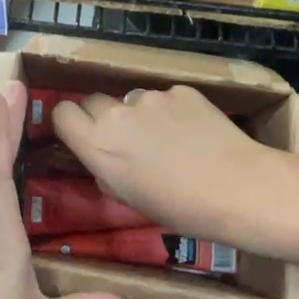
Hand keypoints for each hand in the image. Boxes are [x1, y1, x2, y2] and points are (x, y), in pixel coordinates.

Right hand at [51, 85, 271, 240]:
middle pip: (94, 101)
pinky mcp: (180, 90)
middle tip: (126, 140)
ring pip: (133, 100)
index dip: (71, 122)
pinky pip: (166, 98)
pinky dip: (173, 112)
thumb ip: (105, 168)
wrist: (236, 188)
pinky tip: (194, 133)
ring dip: (141, 115)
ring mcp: (150, 97)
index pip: (62, 112)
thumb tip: (103, 154)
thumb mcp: (127, 197)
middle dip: (103, 117)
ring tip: (170, 141)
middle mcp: (117, 113)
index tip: (82, 134)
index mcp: (98, 144)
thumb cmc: (178, 208)